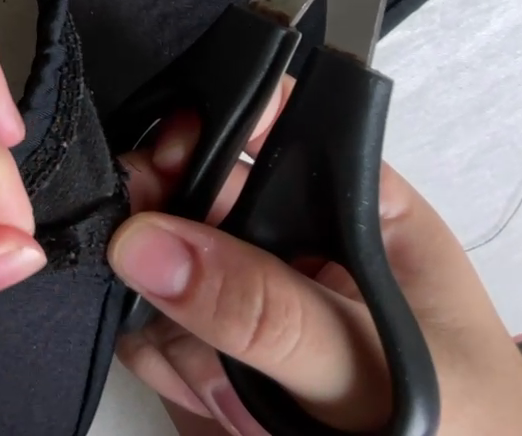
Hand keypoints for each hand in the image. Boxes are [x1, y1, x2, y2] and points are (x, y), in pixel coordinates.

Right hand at [111, 101, 521, 435]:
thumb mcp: (384, 380)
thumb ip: (268, 310)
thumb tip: (142, 240)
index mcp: (352, 208)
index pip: (267, 124)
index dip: (207, 123)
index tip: (165, 160)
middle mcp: (280, 236)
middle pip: (181, 182)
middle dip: (164, 230)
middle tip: (159, 272)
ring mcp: (232, 288)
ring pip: (148, 256)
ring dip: (170, 320)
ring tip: (234, 389)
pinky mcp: (195, 340)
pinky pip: (136, 322)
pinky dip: (159, 361)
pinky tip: (212, 399)